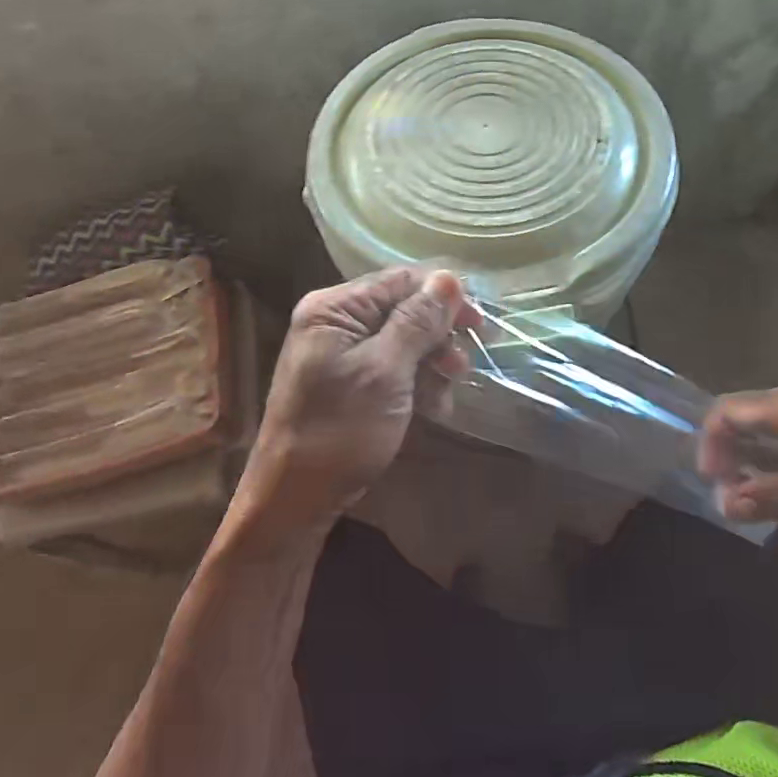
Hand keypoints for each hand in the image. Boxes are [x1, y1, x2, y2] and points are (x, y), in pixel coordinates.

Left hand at [236, 267, 481, 525]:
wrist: (296, 498)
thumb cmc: (339, 431)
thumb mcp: (385, 373)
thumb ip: (417, 323)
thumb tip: (450, 278)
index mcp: (334, 308)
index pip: (400, 280)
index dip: (444, 296)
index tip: (480, 326)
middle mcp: (336, 322)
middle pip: (404, 309)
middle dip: (439, 336)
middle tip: (463, 366)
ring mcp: (342, 354)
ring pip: (404, 341)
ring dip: (433, 363)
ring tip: (446, 393)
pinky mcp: (351, 383)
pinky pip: (394, 368)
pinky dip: (417, 384)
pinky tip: (434, 408)